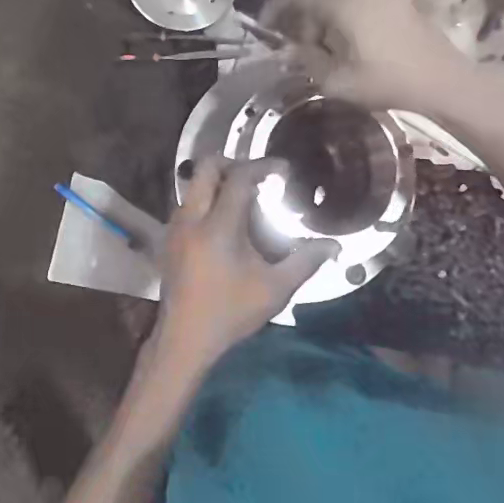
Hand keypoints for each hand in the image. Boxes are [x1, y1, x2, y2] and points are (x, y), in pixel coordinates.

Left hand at [154, 157, 338, 368]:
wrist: (184, 339)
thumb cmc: (231, 312)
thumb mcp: (275, 289)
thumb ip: (305, 262)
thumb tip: (334, 246)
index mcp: (218, 226)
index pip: (239, 178)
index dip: (263, 166)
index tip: (283, 169)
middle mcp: (192, 218)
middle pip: (206, 168)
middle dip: (234, 164)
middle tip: (259, 178)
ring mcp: (176, 227)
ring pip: (193, 185)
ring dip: (218, 182)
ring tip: (246, 200)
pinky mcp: (169, 238)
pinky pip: (188, 203)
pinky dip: (207, 199)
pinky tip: (226, 223)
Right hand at [267, 0, 475, 113]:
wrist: (444, 81)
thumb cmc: (388, 82)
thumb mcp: (336, 80)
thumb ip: (306, 60)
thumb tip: (292, 50)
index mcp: (344, 1)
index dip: (275, 7)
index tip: (265, 28)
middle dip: (302, 20)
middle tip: (300, 50)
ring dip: (323, 19)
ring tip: (325, 51)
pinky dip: (343, 16)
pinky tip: (348, 43)